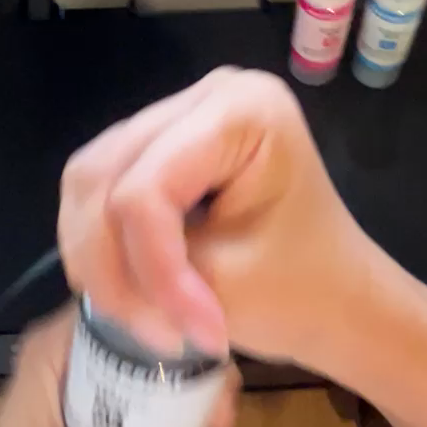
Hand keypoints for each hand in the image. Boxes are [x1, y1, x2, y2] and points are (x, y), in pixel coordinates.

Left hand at [0, 308, 237, 426]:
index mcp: (57, 347)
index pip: (125, 298)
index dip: (174, 313)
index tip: (215, 350)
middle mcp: (74, 349)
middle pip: (148, 330)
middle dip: (192, 364)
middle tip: (224, 405)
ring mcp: (86, 378)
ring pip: (153, 363)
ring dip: (189, 393)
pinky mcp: (97, 407)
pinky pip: (147, 391)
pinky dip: (175, 414)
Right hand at [57, 67, 387, 366]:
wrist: (338, 299)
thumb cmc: (305, 291)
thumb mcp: (223, 283)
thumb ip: (147, 266)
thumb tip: (88, 269)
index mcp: (243, 109)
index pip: (147, 187)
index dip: (151, 268)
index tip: (187, 333)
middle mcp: (209, 92)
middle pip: (104, 175)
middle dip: (111, 263)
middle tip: (147, 328)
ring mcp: (184, 113)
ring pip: (90, 180)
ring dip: (98, 255)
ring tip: (137, 313)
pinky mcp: (165, 142)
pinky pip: (102, 185)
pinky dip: (103, 241)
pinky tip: (126, 283)